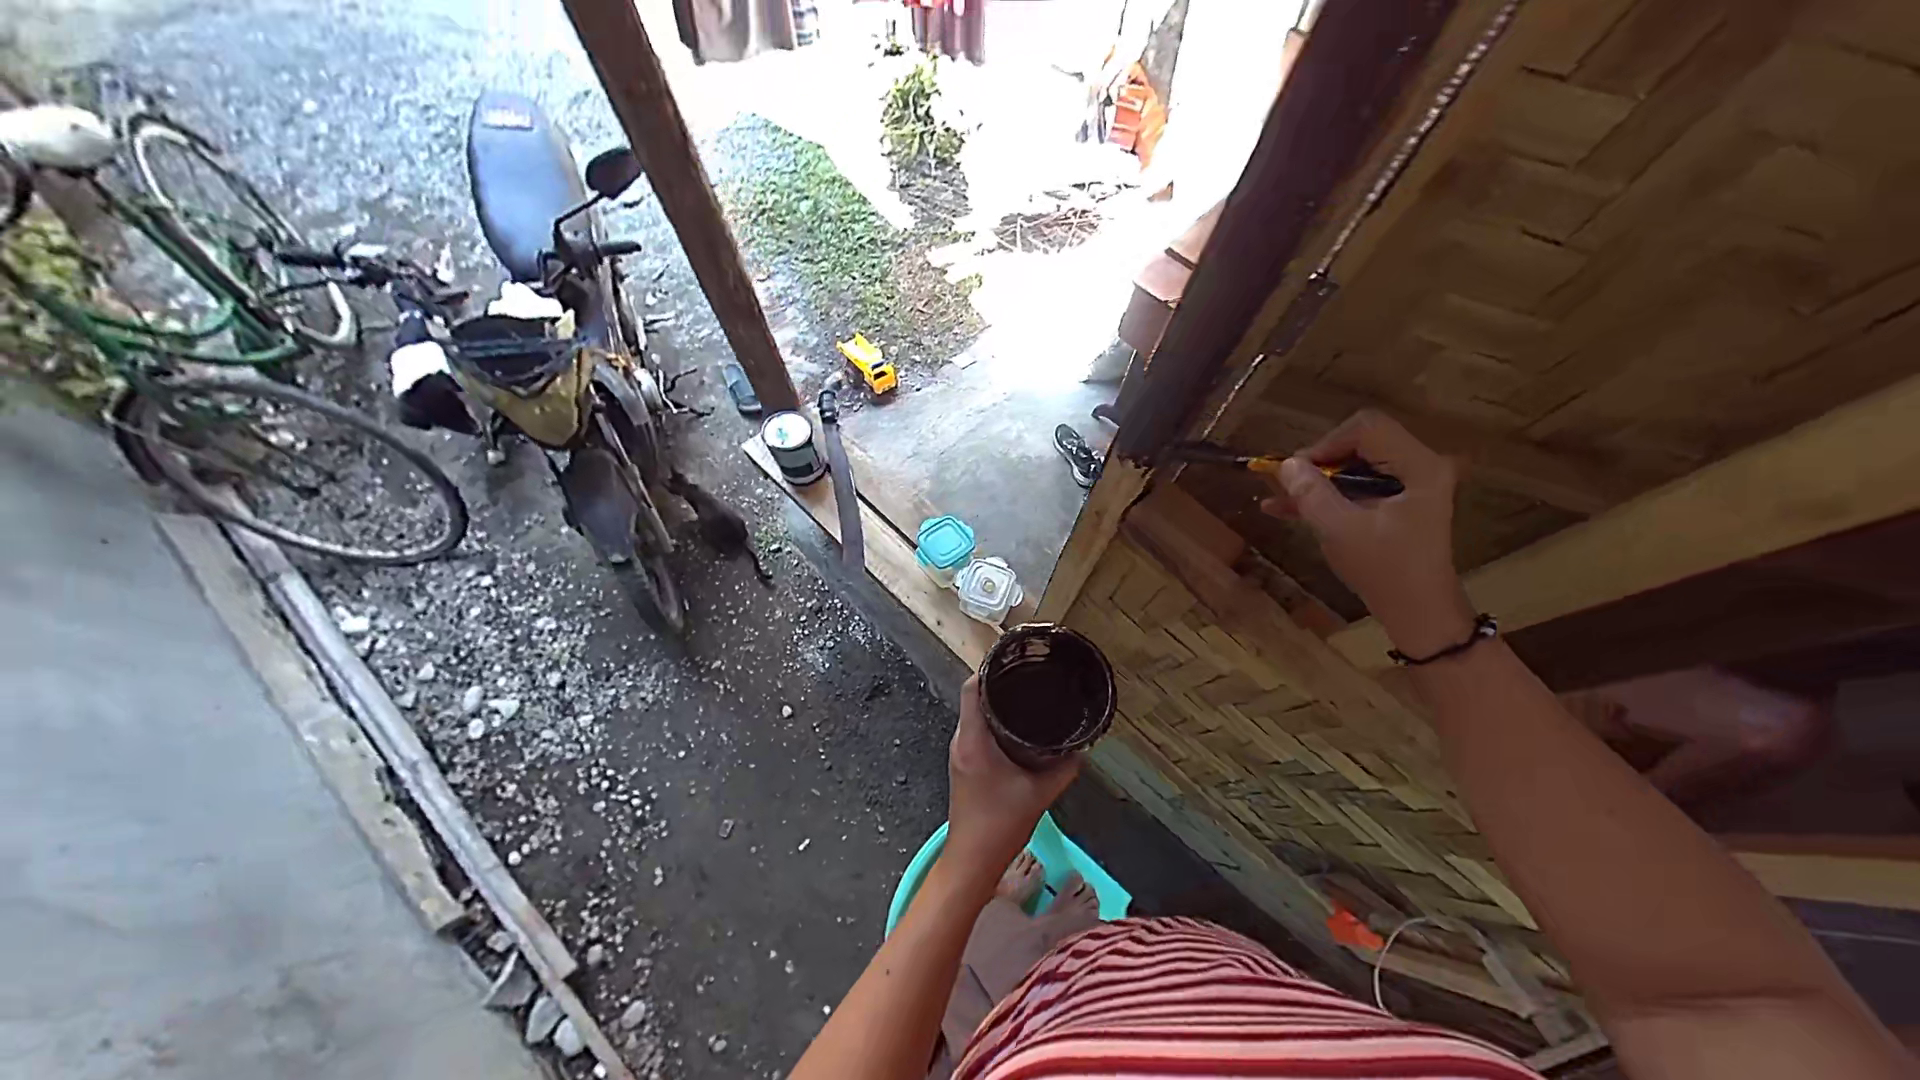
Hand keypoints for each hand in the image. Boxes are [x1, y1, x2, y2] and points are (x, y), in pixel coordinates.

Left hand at [944, 676, 1079, 879]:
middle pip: (973, 698)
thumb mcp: (1039, 794)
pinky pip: (976, 731)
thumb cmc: (1000, 825)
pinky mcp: (963, 764)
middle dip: (998, 684)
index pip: (971, 688)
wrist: (972, 860)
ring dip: (995, 705)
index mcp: (973, 740)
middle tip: (1027, 675)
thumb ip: (1064, 769)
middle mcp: (961, 741)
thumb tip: (1082, 749)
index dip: (988, 668)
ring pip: (975, 715)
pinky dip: (993, 724)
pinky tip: (1014, 727)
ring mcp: (959, 753)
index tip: (1012, 660)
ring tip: (1024, 696)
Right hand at [1261, 410, 1474, 657]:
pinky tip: (1284, 507)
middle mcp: (1419, 466)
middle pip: (1360, 441)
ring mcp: (1408, 484)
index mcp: (1419, 467)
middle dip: (1319, 462)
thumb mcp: (1341, 530)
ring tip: (1281, 498)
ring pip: (1352, 463)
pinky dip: (1325, 494)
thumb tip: (1285, 465)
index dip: (1326, 444)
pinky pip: (1355, 484)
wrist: (1416, 610)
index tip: (1298, 472)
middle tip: (1290, 486)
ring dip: (1316, 480)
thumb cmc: (1385, 570)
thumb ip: (1312, 494)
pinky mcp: (1395, 501)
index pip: (1367, 429)